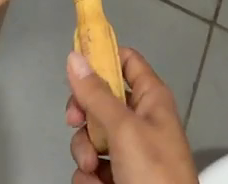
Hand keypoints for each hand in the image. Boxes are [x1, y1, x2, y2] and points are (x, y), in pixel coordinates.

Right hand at [64, 48, 198, 183]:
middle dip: (84, 114)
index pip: (125, 60)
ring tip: (94, 169)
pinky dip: (90, 177)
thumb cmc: (153, 172)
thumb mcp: (124, 129)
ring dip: (85, 152)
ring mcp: (129, 151)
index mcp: (151, 97)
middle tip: (74, 120)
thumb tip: (75, 55)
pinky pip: (93, 167)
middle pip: (100, 100)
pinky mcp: (119, 178)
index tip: (74, 63)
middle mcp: (140, 119)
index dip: (101, 57)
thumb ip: (97, 94)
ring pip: (92, 136)